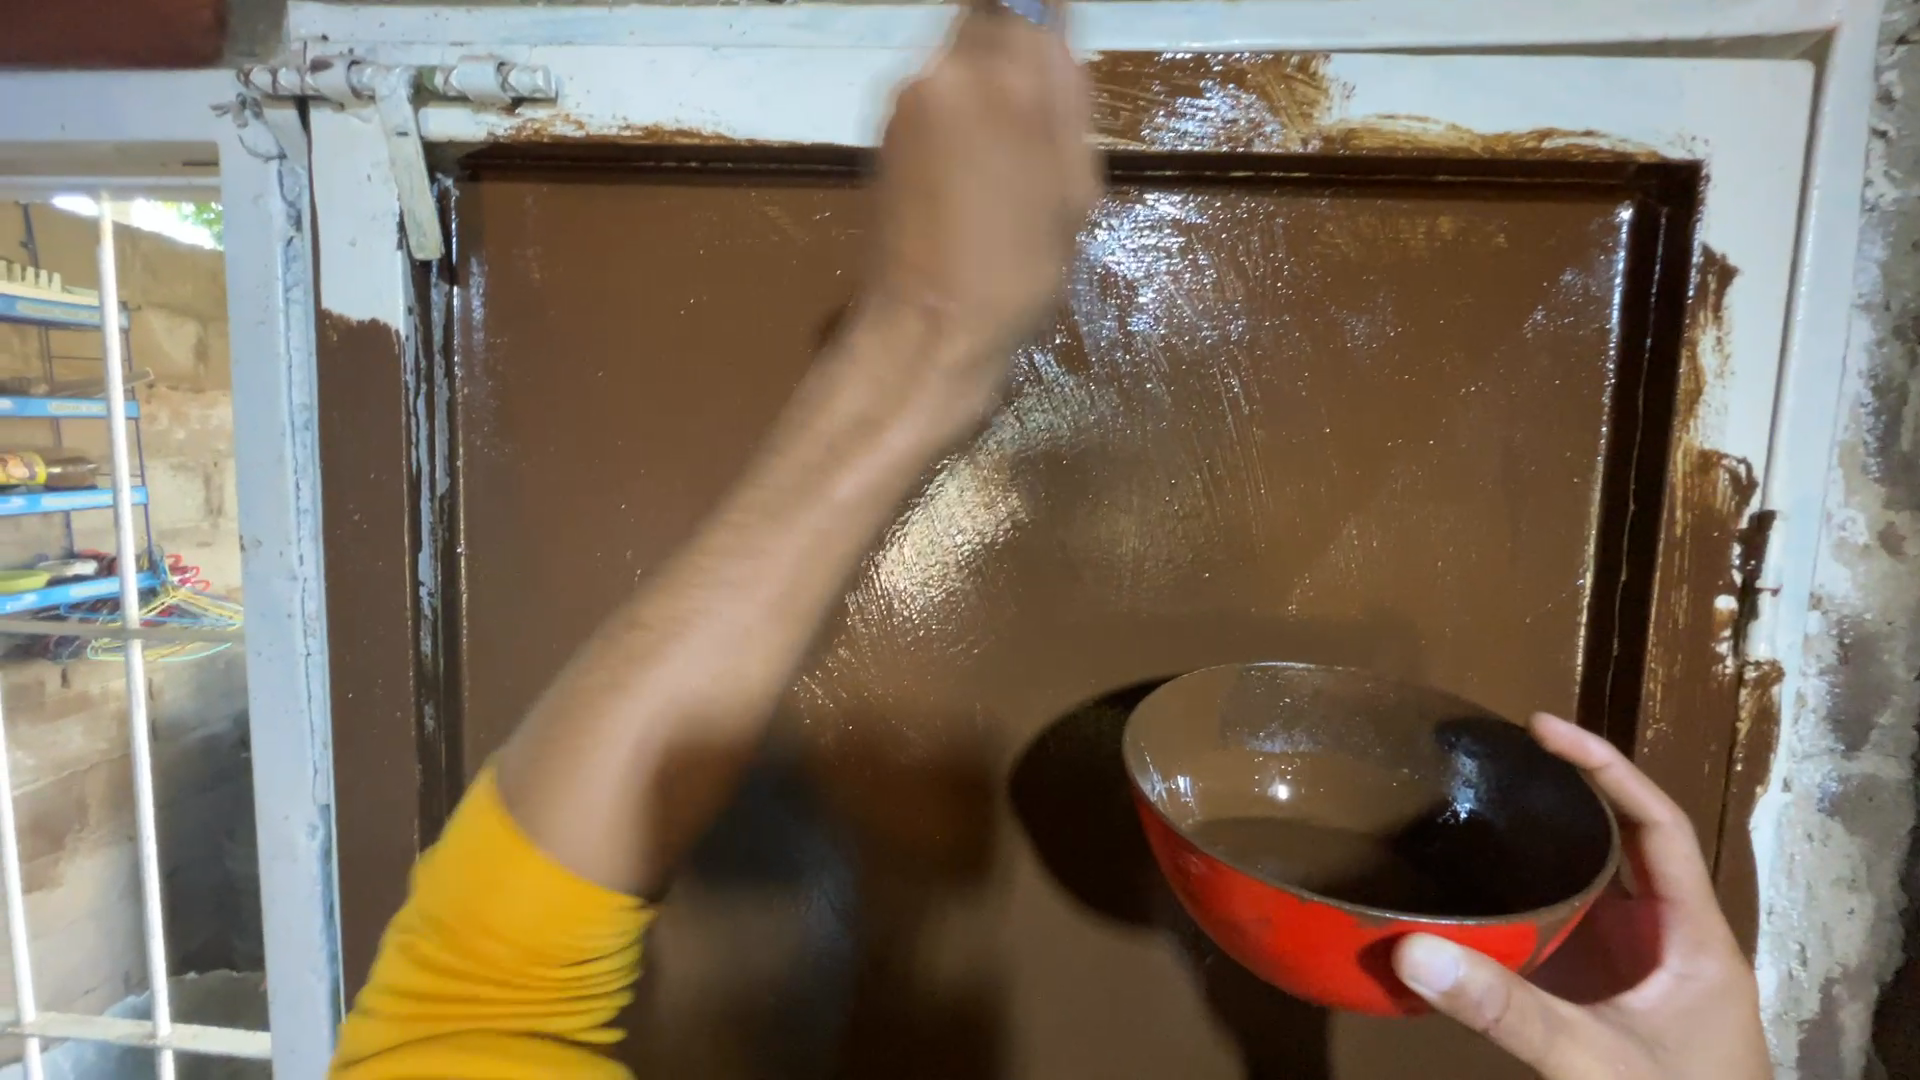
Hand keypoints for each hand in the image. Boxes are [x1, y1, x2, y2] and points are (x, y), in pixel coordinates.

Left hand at [855, 0, 1100, 435]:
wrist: (927, 329)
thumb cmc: (1014, 277)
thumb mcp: (1073, 196)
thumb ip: (1068, 104)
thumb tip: (1056, 43)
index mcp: (1010, 82)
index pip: (1028, 0)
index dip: (1041, 22)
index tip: (1049, 65)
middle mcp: (948, 69)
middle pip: (987, 17)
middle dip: (1012, 51)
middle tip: (1030, 121)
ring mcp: (904, 99)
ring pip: (956, 58)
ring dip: (982, 88)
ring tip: (998, 164)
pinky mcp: (878, 131)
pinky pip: (931, 96)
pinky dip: (953, 117)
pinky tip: (965, 177)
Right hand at [1391, 713, 1769, 1079]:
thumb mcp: (1596, 1064)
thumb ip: (1509, 1011)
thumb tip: (1407, 948)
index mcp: (1692, 936)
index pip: (1658, 825)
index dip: (1605, 767)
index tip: (1540, 726)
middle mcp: (1664, 933)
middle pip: (1619, 835)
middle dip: (1563, 786)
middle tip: (1491, 752)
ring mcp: (1629, 958)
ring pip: (1586, 873)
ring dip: (1537, 831)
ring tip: (1471, 793)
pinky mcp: (1596, 980)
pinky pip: (1556, 911)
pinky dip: (1517, 881)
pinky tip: (1471, 870)